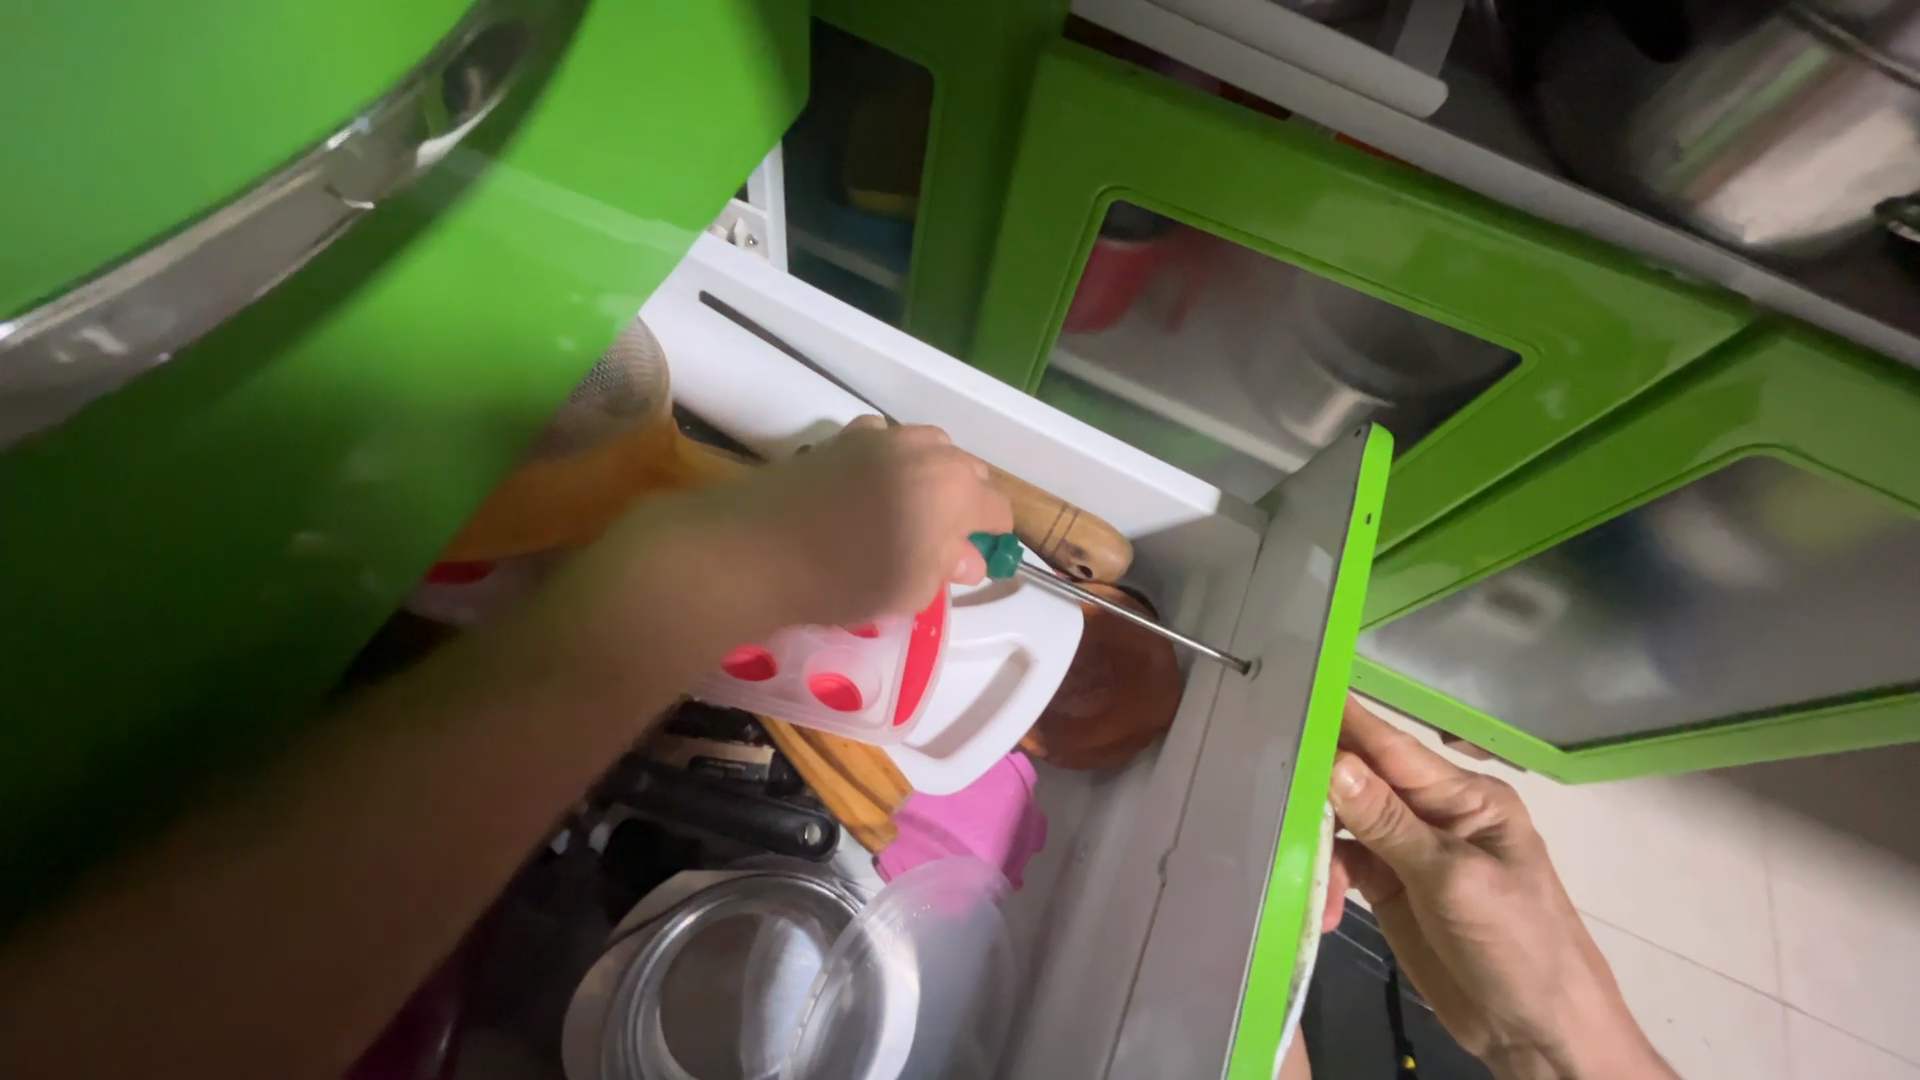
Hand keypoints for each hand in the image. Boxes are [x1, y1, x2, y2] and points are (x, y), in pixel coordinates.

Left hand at [708, 416, 1012, 625]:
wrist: (760, 549)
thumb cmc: (847, 578)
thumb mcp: (912, 589)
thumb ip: (948, 566)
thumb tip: (968, 555)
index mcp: (957, 490)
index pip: (997, 509)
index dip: (992, 536)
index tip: (974, 557)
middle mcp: (928, 451)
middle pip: (968, 470)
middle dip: (964, 500)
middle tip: (941, 538)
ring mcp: (884, 437)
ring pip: (929, 446)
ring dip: (931, 473)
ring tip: (909, 507)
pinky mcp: (844, 436)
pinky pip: (885, 439)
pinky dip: (889, 457)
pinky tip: (869, 484)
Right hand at [1328, 697, 1673, 1079]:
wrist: (1542, 1041)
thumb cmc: (1521, 950)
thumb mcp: (1454, 881)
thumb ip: (1388, 822)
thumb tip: (1332, 760)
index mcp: (1462, 796)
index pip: (1389, 745)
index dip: (1341, 719)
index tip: (1290, 690)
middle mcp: (1428, 810)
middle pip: (1356, 778)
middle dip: (1314, 781)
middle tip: (1262, 777)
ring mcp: (1404, 847)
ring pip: (1339, 818)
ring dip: (1314, 838)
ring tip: (1294, 861)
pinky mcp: (1385, 882)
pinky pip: (1338, 859)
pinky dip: (1323, 875)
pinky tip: (1323, 905)